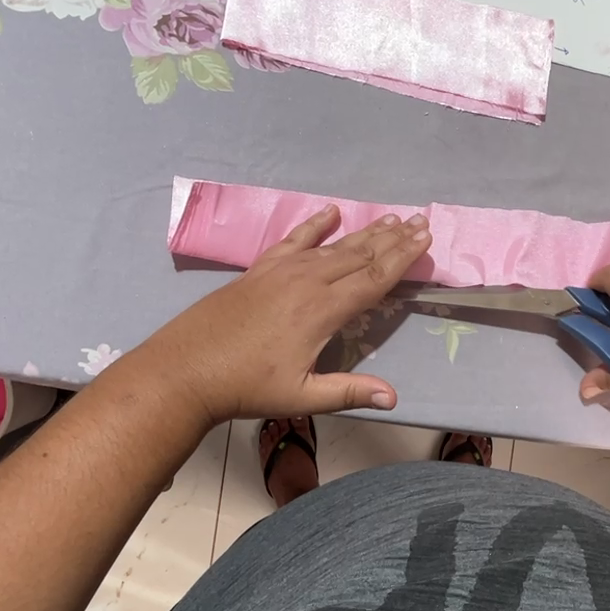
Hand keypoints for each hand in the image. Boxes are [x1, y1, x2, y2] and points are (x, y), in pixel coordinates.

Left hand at [128, 206, 432, 425]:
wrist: (186, 369)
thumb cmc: (246, 387)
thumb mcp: (301, 396)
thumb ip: (348, 392)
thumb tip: (393, 398)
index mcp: (321, 310)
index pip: (373, 278)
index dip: (402, 258)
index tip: (424, 238)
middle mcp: (306, 282)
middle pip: (358, 254)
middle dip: (391, 239)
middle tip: (418, 222)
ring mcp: (281, 271)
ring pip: (332, 246)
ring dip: (363, 232)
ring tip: (389, 219)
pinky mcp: (260, 270)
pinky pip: (294, 240)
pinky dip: (314, 225)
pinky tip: (330, 212)